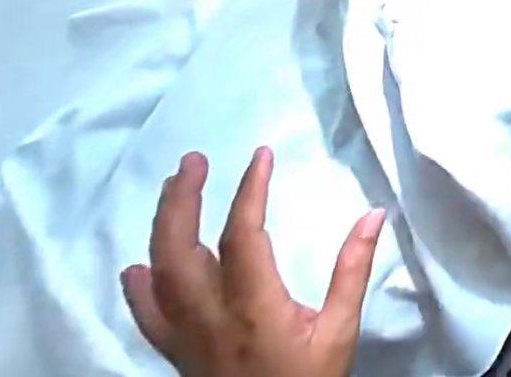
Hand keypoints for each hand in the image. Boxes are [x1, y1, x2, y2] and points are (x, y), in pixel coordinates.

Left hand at [122, 149, 385, 376]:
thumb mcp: (339, 332)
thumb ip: (352, 270)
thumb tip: (374, 213)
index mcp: (253, 307)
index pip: (242, 235)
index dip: (249, 190)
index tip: (261, 154)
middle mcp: (210, 319)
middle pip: (180, 253)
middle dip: (182, 201)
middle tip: (193, 160)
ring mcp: (186, 340)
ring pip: (158, 278)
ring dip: (161, 227)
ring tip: (172, 186)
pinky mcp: (178, 356)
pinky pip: (148, 318)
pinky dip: (139, 288)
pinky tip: (135, 266)